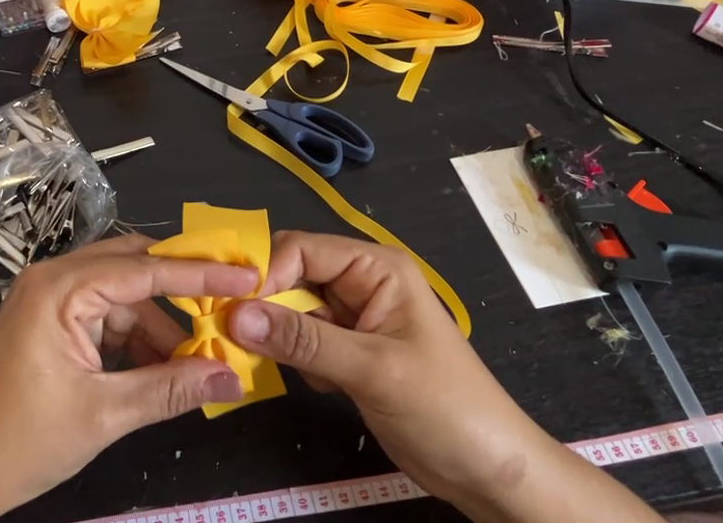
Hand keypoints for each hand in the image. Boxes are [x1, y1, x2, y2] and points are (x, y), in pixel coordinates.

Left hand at [0, 235, 257, 517]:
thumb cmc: (21, 440)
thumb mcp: (104, 414)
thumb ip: (171, 389)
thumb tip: (232, 377)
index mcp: (60, 287)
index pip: (145, 269)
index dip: (200, 275)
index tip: (248, 276)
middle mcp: (54, 278)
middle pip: (133, 268)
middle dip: (181, 291)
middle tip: (233, 306)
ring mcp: (49, 298)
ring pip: (122, 295)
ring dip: (159, 324)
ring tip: (199, 359)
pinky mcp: (49, 321)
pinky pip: (104, 315)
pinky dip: (134, 338)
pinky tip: (161, 368)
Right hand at [225, 232, 656, 520]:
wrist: (490, 473)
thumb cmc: (446, 407)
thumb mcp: (372, 370)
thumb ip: (302, 341)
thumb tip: (234, 315)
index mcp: (374, 267)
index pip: (301, 249)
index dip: (265, 273)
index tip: (231, 309)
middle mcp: (359, 283)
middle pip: (291, 275)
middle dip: (265, 305)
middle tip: (231, 334)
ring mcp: (353, 319)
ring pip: (291, 310)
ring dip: (277, 335)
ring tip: (269, 362)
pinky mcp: (347, 353)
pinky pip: (301, 341)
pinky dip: (293, 359)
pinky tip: (315, 386)